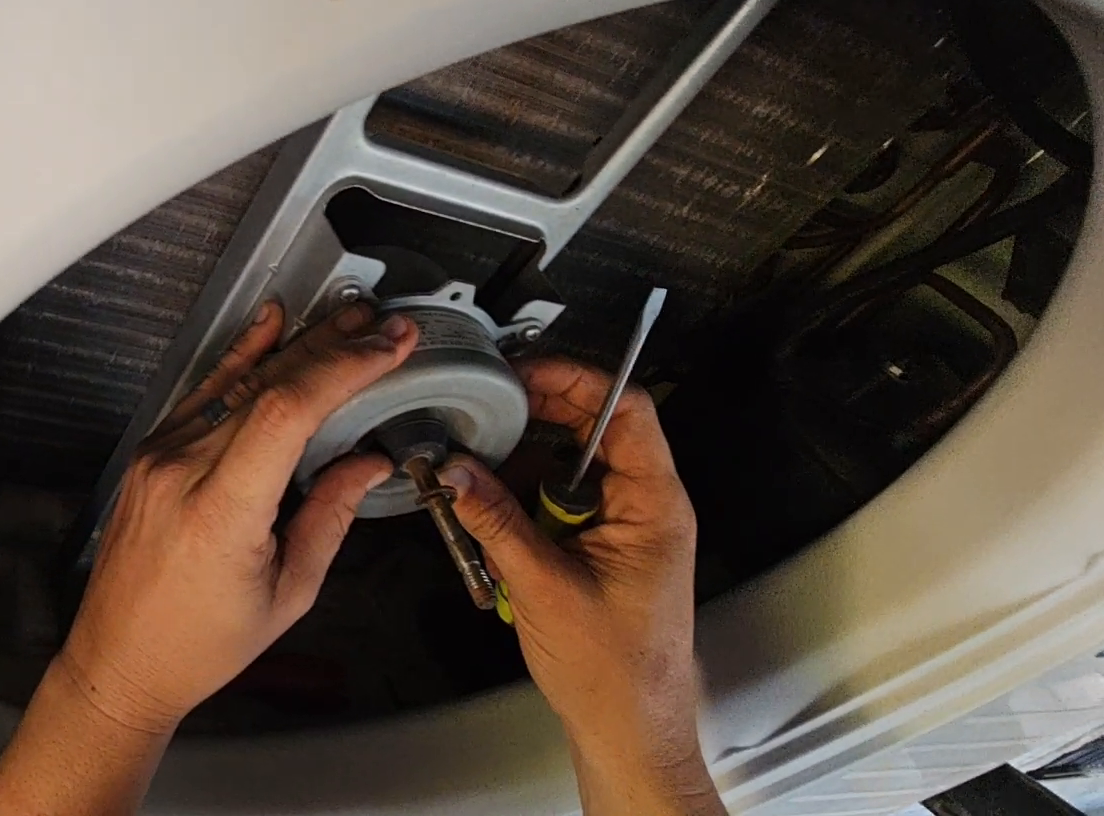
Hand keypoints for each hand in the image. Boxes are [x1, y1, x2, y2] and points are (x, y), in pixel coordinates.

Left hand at [59, 300, 415, 732]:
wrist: (119, 655)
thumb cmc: (202, 641)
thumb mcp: (288, 593)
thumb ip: (330, 516)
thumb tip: (370, 462)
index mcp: (221, 511)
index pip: (284, 413)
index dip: (340, 369)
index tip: (386, 347)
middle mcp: (183, 468)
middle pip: (265, 385)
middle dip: (331, 347)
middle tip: (379, 326)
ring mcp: (160, 453)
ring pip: (237, 380)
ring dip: (297, 345)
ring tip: (344, 320)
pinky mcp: (152, 448)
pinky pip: (204, 391)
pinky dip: (242, 354)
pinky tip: (268, 323)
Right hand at [439, 358, 723, 815]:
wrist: (627, 729)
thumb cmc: (612, 670)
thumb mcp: (543, 586)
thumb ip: (494, 520)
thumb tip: (452, 467)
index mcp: (652, 506)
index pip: (627, 411)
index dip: (576, 380)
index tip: (520, 374)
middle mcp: (637, 502)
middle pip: (589, 425)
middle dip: (531, 413)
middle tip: (478, 410)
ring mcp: (612, 519)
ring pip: (560, 458)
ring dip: (513, 457)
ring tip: (468, 469)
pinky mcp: (587, 537)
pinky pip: (546, 492)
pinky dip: (511, 490)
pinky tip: (480, 506)